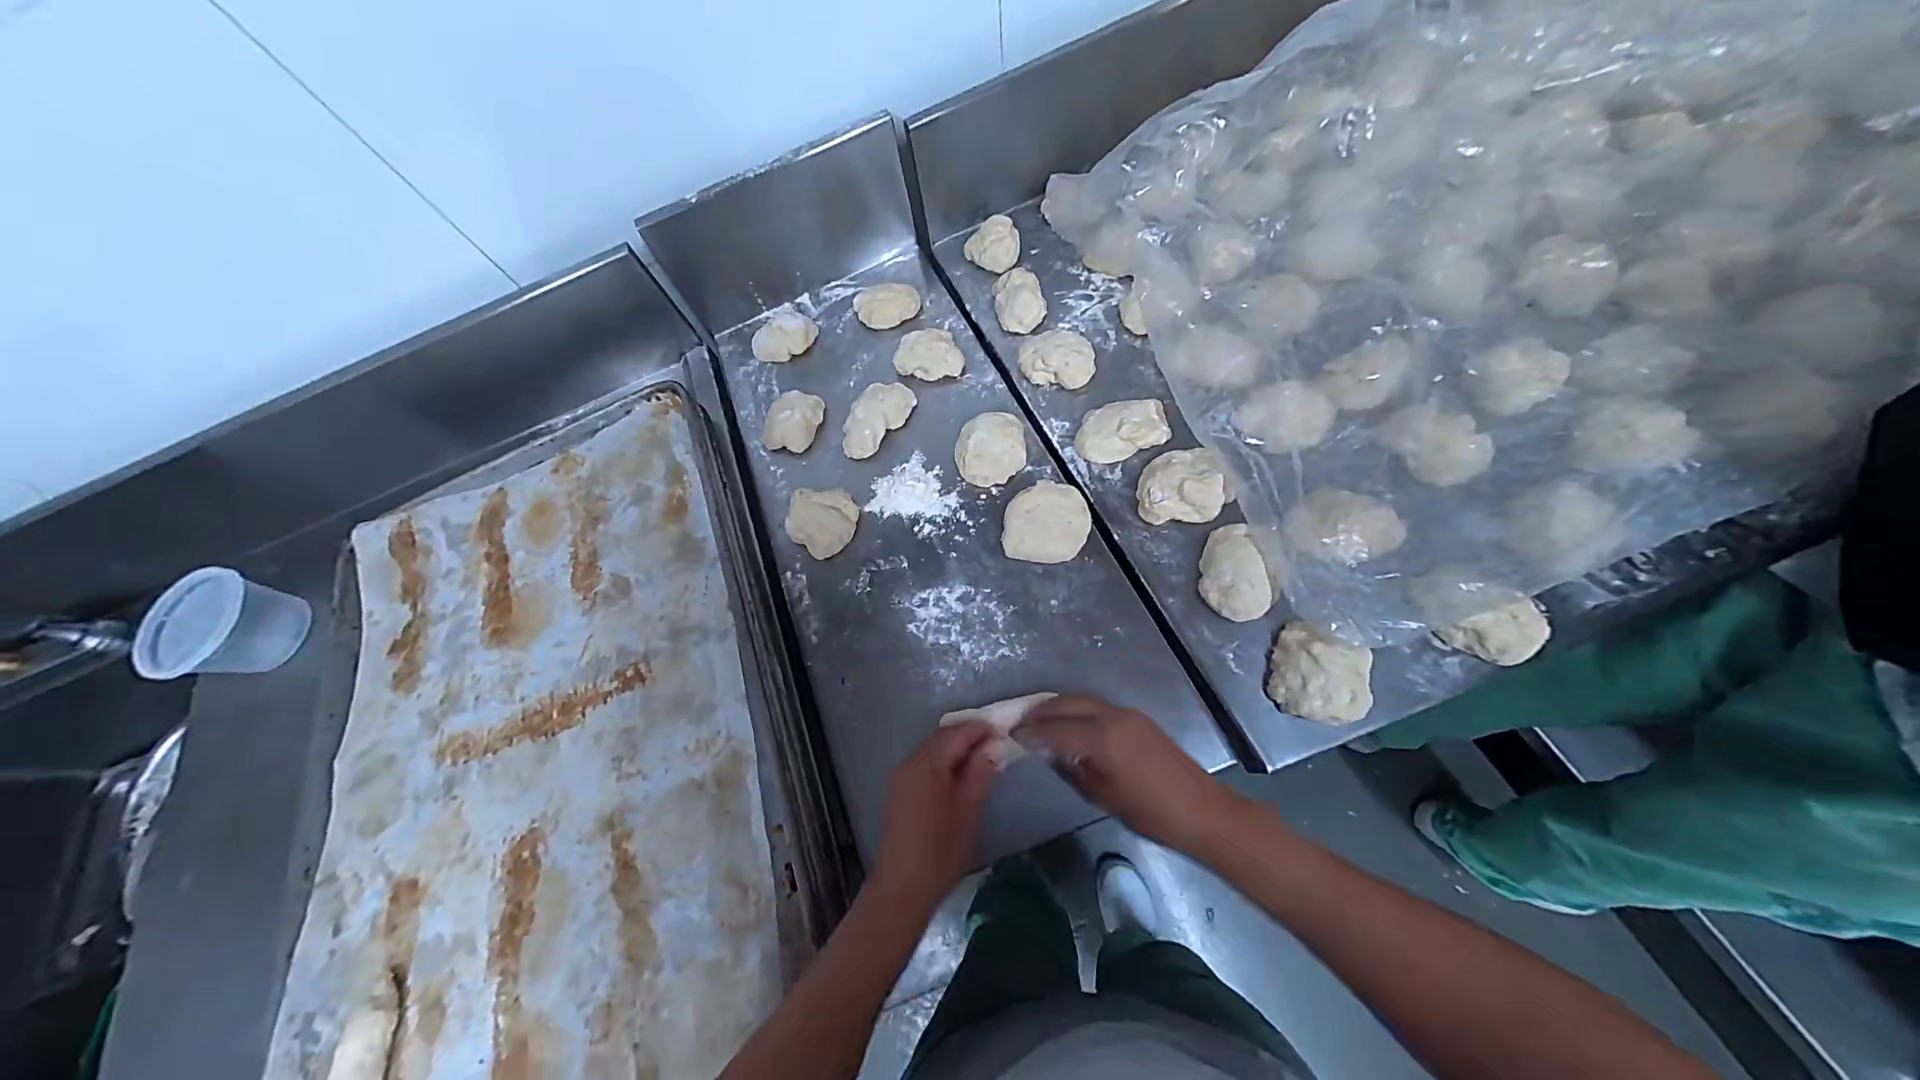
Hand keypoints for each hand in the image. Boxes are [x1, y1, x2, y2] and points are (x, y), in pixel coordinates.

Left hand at [869, 720, 1000, 912]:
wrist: (903, 888)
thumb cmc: (941, 851)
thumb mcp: (969, 810)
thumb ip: (981, 773)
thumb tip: (993, 746)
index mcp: (926, 764)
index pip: (957, 732)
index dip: (982, 729)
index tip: (1006, 735)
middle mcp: (909, 762)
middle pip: (942, 736)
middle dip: (969, 736)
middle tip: (997, 746)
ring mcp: (901, 776)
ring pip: (932, 749)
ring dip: (956, 748)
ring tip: (983, 760)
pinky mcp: (899, 790)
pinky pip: (924, 763)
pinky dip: (944, 761)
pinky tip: (960, 776)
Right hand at [1017, 695, 1242, 851]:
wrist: (1201, 809)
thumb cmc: (1150, 812)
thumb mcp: (1102, 795)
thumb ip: (1072, 768)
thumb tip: (1050, 752)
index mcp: (1103, 737)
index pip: (1056, 728)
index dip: (1031, 732)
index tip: (1011, 736)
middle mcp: (1113, 716)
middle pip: (1067, 703)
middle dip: (1041, 712)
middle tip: (1020, 724)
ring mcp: (1128, 713)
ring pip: (1083, 700)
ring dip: (1059, 708)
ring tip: (1039, 722)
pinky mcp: (1138, 718)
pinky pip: (1098, 706)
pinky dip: (1077, 711)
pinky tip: (1069, 725)